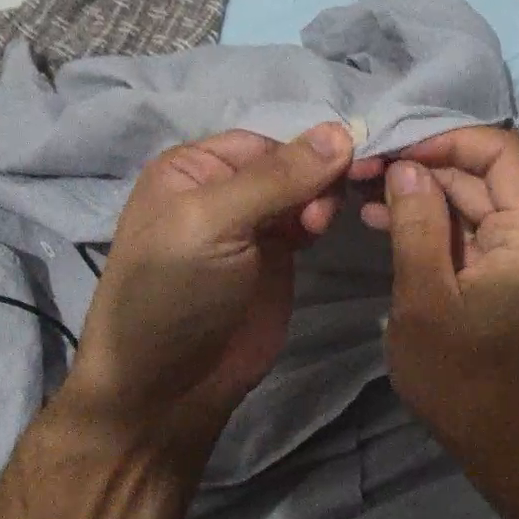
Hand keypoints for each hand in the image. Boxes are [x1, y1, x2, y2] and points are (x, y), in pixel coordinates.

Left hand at [64, 124, 366, 450]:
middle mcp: (224, 188)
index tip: (350, 161)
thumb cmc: (174, 295)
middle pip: (292, 161)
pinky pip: (311, 221)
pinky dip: (326, 219)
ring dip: (324, 199)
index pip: (268, 138)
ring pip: (307, 190)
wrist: (169, 387)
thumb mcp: (214, 224)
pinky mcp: (279, 257)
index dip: (308, 146)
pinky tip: (326, 231)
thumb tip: (343, 130)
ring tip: (318, 229)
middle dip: (318, 175)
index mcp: (194, 167)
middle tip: (323, 212)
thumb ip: (278, 178)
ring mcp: (253, 225)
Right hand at [369, 127, 518, 468]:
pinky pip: (475, 232)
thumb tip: (407, 166)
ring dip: (426, 195)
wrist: (503, 440)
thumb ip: (417, 225)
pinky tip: (387, 220)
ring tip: (364, 194)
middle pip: (487, 173)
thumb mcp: (425, 299)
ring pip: (477, 201)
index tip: (395, 151)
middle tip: (365, 169)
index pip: (502, 151)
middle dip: (427, 165)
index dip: (447, 140)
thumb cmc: (461, 377)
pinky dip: (437, 224)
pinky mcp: (512, 273)